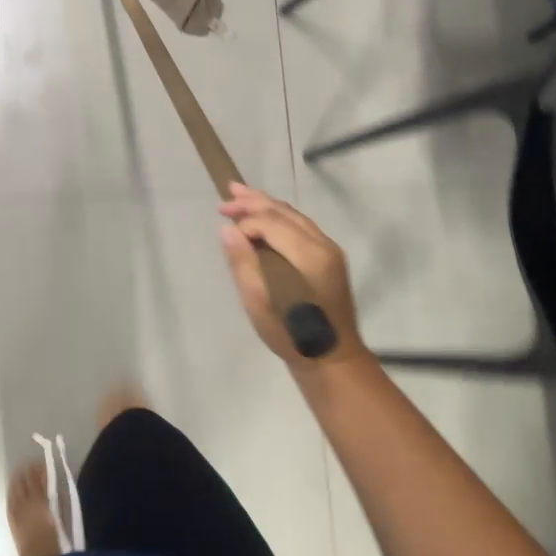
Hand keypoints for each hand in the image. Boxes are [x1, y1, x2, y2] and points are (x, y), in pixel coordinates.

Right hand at [218, 183, 369, 370]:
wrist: (332, 359)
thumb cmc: (292, 335)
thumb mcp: (260, 304)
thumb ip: (244, 264)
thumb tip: (228, 229)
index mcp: (308, 255)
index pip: (271, 222)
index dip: (245, 220)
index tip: (222, 226)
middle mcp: (323, 245)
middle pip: (284, 212)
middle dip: (254, 202)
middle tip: (227, 196)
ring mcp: (329, 251)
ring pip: (294, 217)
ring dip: (266, 206)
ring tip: (241, 197)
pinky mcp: (329, 259)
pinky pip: (301, 227)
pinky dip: (279, 218)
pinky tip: (265, 220)